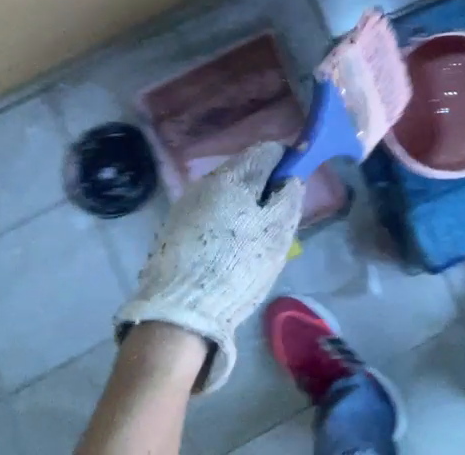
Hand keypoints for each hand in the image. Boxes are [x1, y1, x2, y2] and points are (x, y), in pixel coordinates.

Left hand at [114, 141, 303, 391]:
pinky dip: (221, 224)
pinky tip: (224, 252)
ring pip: (224, 194)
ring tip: (249, 241)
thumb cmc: (238, 267)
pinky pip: (206, 214)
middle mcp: (206, 182)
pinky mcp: (172, 230)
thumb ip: (289, 197)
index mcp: (233, 176)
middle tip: (274, 221)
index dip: (285, 163)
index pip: (267, 150)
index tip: (292, 188)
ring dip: (240, 207)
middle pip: (243, 171)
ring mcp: (185, 205)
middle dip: (262, 188)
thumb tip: (290, 178)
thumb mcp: (277, 233)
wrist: (179, 314)